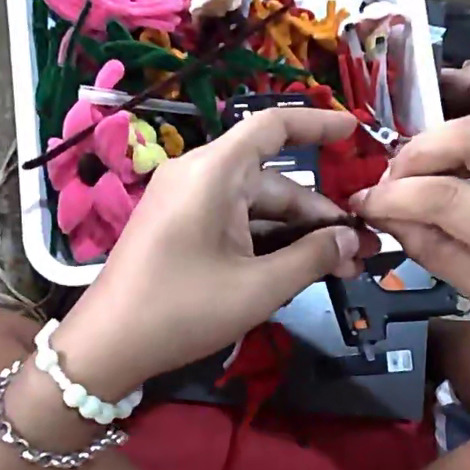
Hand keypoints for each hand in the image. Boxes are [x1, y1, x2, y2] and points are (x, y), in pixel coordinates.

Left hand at [51, 108, 375, 396]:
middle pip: (273, 182)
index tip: (355, 132)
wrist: (108, 345)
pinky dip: (267, 242)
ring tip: (340, 267)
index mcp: (214, 173)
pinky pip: (234, 222)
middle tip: (361, 251)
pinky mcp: (181, 226)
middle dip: (319, 216)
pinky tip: (298, 269)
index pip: (273, 127)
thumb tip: (351, 239)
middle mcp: (199, 176)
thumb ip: (312, 258)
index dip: (318, 125)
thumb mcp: (258, 288)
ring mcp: (187, 202)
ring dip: (297, 235)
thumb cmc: (183, 310)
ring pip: (256, 207)